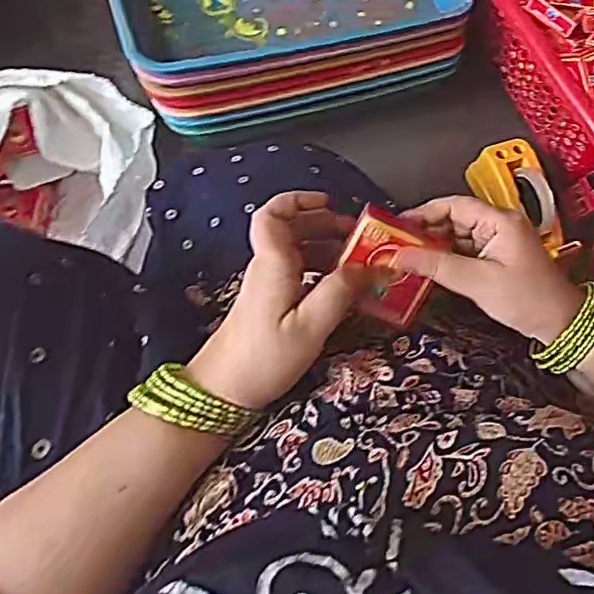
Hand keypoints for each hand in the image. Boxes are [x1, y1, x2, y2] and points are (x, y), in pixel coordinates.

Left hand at [184, 192, 365, 409]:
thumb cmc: (264, 359)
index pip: (273, 214)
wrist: (221, 392)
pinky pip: (299, 270)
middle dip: (326, 223)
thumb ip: (341, 292)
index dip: (298, 200)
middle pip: (292, 227)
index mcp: (274, 264)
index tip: (329, 202)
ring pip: (298, 248)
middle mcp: (269, 267)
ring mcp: (268, 283)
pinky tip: (343, 284)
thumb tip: (371, 266)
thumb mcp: (310, 327)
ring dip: (328, 246)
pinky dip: (323, 268)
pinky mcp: (271, 300)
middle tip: (358, 234)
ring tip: (358, 259)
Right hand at [395, 196, 583, 342]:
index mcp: (500, 221)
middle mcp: (500, 224)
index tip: (399, 225)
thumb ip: (438, 266)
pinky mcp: (498, 255)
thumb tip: (401, 256)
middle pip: (454, 218)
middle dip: (425, 231)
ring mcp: (499, 240)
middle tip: (398, 244)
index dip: (424, 212)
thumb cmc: (530, 300)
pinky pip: (466, 249)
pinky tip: (430, 267)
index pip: (454, 204)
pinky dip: (447, 256)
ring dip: (434, 245)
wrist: (561, 323)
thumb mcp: (478, 282)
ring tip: (408, 257)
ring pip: (457, 234)